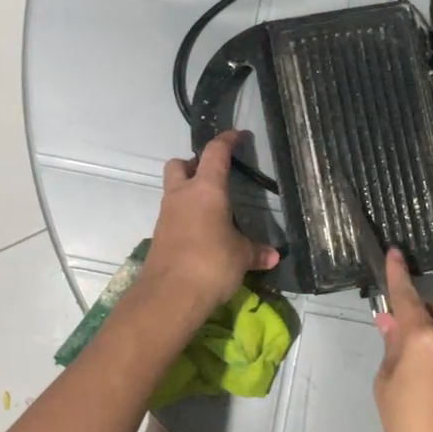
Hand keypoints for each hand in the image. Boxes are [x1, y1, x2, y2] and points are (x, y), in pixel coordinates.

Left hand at [141, 131, 279, 312]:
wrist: (169, 295)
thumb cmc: (211, 263)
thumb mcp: (241, 257)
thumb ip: (256, 252)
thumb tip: (273, 256)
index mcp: (206, 189)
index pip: (215, 153)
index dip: (226, 141)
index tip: (237, 137)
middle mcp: (182, 195)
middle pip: (180, 165)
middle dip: (193, 164)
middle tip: (213, 176)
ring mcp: (166, 215)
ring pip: (174, 190)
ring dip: (189, 192)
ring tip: (212, 209)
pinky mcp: (160, 236)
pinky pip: (173, 216)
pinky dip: (185, 217)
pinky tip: (202, 233)